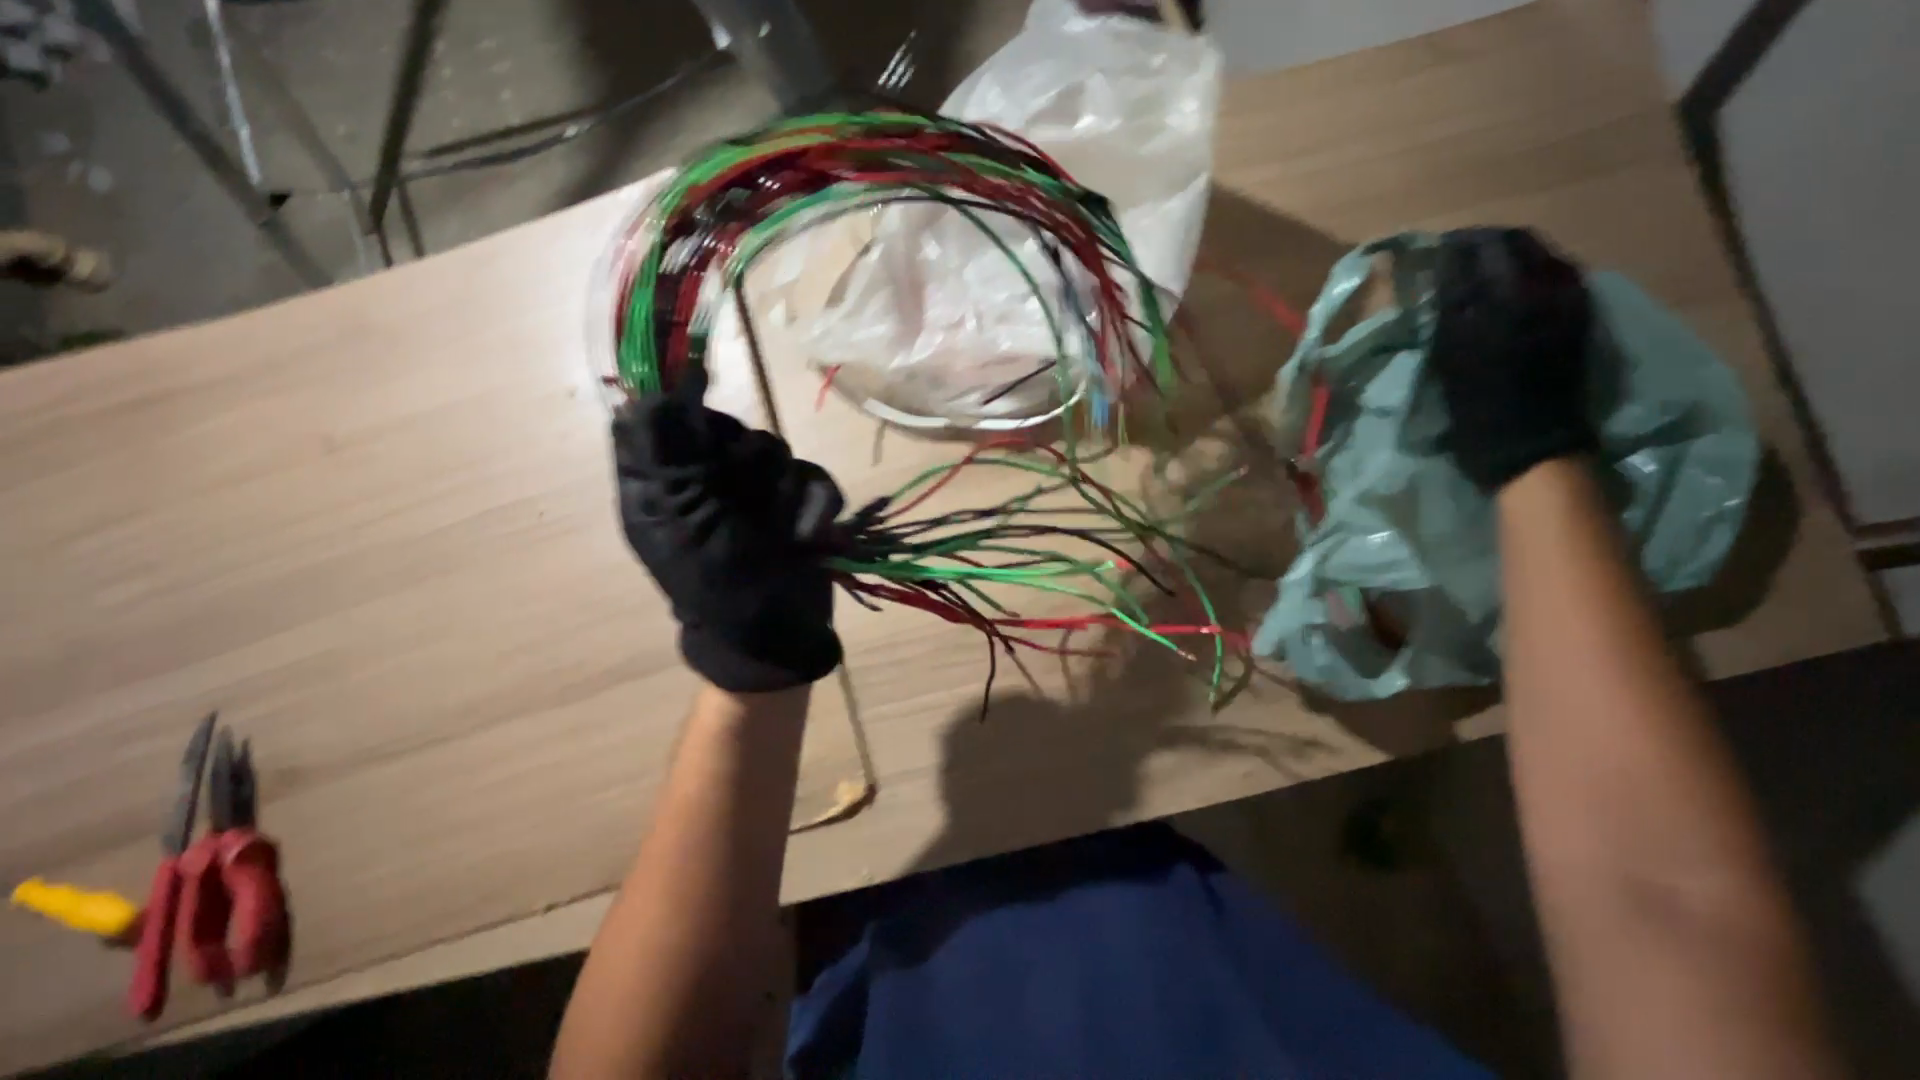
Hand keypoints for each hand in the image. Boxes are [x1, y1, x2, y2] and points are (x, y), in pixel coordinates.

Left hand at [612, 392, 843, 691]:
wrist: (774, 638)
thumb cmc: (712, 586)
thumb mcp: (672, 521)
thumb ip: (659, 457)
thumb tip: (638, 395)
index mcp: (664, 484)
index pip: (669, 417)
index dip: (688, 404)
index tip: (706, 395)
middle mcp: (708, 481)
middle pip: (730, 429)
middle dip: (745, 460)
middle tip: (746, 498)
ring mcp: (756, 492)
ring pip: (774, 451)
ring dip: (781, 491)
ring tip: (782, 532)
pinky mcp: (798, 504)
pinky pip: (813, 477)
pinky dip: (817, 506)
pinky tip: (810, 536)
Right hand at [1429, 227, 1596, 492]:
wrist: (1533, 445)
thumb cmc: (1478, 406)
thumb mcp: (1449, 354)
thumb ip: (1448, 307)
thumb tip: (1439, 272)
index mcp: (1504, 296)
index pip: (1477, 248)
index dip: (1454, 245)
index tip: (1435, 250)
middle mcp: (1543, 287)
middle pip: (1516, 241)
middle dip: (1485, 243)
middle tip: (1459, 253)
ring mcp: (1569, 299)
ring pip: (1542, 254)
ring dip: (1512, 254)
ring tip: (1485, 268)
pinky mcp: (1581, 314)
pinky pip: (1559, 275)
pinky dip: (1534, 272)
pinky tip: (1515, 287)